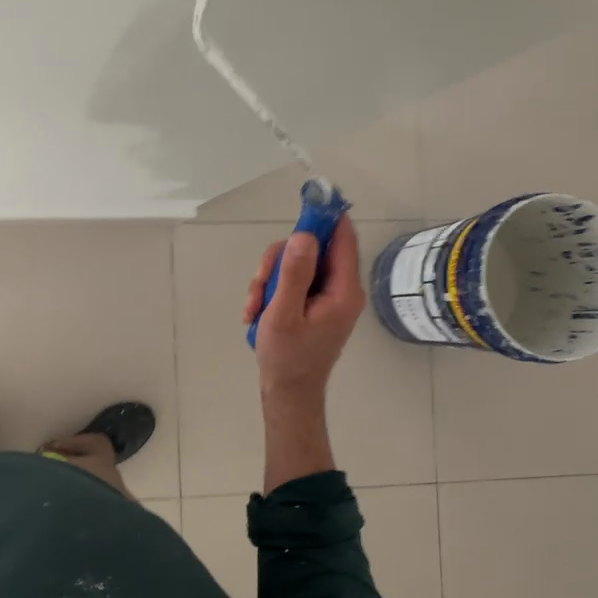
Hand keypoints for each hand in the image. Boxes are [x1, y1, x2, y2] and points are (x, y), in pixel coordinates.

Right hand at [243, 216, 365, 398]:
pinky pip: (293, 284)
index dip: (326, 217)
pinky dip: (271, 294)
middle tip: (259, 284)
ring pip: (297, 266)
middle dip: (279, 262)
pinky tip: (257, 314)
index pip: (343, 238)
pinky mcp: (314, 307)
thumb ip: (293, 273)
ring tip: (254, 308)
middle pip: (312, 250)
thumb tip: (303, 235)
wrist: (288, 394)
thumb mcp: (283, 314)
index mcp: (343, 290)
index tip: (307, 202)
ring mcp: (327, 299)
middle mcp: (341, 290)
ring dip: (269, 281)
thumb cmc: (288, 358)